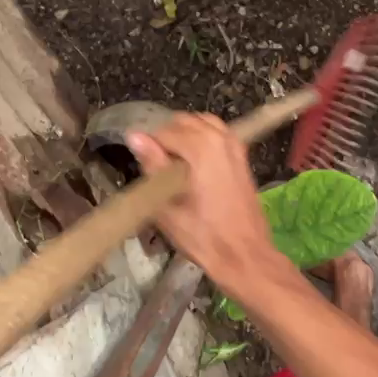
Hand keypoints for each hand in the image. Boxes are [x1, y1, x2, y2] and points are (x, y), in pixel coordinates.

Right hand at [128, 113, 288, 288]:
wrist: (243, 254)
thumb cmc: (202, 236)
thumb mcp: (167, 205)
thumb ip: (152, 165)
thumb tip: (134, 136)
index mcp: (201, 147)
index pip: (163, 132)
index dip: (149, 149)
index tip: (145, 171)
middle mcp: (220, 139)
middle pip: (184, 122)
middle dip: (167, 138)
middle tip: (157, 168)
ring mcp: (235, 147)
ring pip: (203, 124)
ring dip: (186, 137)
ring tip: (174, 165)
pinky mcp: (243, 158)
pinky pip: (219, 136)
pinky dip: (204, 141)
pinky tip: (195, 166)